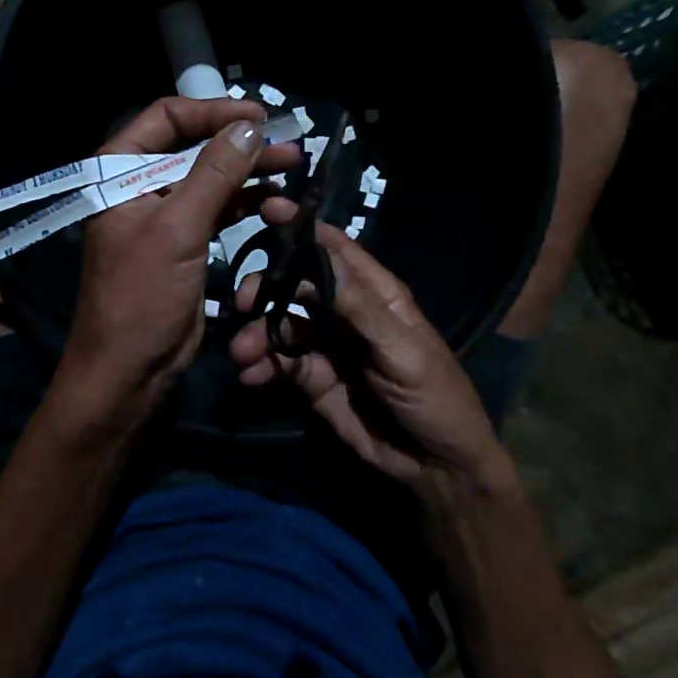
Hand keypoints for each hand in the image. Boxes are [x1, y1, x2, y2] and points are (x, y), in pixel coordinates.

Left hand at [59, 97, 301, 433]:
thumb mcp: (177, 230)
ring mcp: (161, 215)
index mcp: (117, 173)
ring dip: (248, 171)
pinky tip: (275, 198)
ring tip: (293, 166)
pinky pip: (216, 209)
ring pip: (209, 178)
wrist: (128, 369)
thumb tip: (250, 127)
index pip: (166, 119)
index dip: (213, 112)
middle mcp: (136, 186)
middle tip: (290, 144)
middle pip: (192, 147)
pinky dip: (244, 201)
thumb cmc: (141, 297)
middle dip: (239, 143)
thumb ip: (213, 174)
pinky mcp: (183, 243)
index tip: (259, 118)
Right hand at [229, 210, 508, 493]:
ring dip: (257, 336)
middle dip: (265, 289)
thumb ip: (355, 307)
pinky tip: (250, 377)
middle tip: (242, 303)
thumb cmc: (434, 396)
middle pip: (295, 286)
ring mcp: (325, 345)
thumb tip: (313, 262)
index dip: (302, 229)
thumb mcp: (401, 349)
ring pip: (279, 326)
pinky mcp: (311, 379)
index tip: (267, 210)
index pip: (333, 250)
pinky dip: (260, 367)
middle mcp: (343, 313)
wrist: (435, 468)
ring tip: (242, 355)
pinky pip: (277, 364)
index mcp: (373, 294)